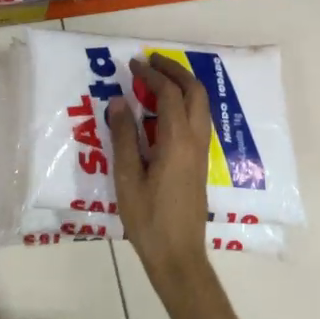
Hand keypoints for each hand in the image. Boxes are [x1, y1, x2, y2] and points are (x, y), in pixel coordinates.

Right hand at [108, 54, 213, 276]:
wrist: (178, 256)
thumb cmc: (148, 218)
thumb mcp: (127, 177)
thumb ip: (123, 136)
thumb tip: (118, 100)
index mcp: (177, 141)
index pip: (168, 93)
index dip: (151, 74)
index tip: (132, 65)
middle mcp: (195, 141)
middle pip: (195, 92)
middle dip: (175, 71)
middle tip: (151, 62)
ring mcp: (201, 152)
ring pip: (201, 105)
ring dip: (182, 85)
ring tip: (157, 79)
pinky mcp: (200, 163)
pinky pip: (199, 119)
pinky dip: (185, 102)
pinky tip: (164, 110)